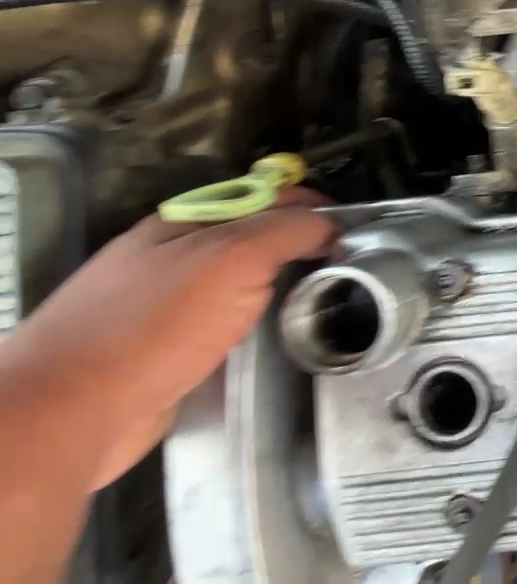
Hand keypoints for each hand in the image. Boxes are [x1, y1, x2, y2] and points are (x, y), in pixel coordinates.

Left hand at [0, 191, 333, 487]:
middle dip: (301, 246)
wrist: (66, 417)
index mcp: (181, 223)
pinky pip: (225, 319)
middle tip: (344, 267)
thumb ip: (289, 230)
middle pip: (255, 237)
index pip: (267, 196)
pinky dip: (255, 320)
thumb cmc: (152, 327)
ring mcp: (161, 302)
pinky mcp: (161, 346)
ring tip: (318, 300)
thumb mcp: (234, 259)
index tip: (355, 231)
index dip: (314, 206)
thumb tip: (331, 225)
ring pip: (242, 279)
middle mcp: (169, 255)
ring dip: (280, 286)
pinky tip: (272, 333)